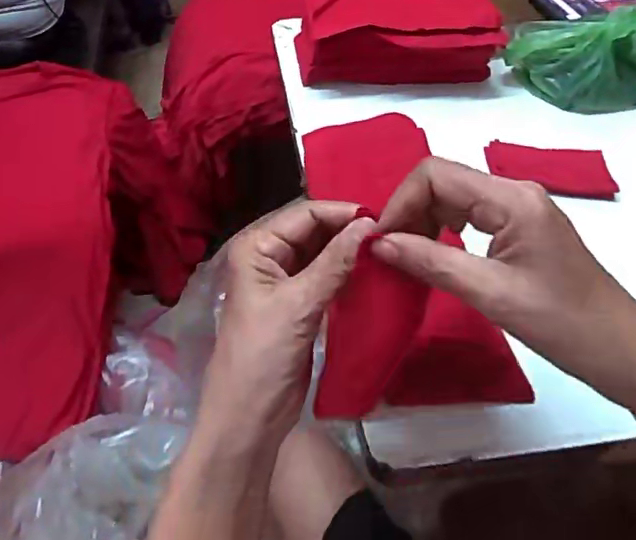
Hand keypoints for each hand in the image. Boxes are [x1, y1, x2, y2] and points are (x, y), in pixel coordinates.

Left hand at [200, 201, 377, 445]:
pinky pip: (326, 275)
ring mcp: (283, 279)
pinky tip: (371, 270)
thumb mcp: (299, 306)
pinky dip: (346, 271)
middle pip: (314, 229)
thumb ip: (334, 263)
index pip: (304, 214)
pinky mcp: (299, 302)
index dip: (340, 213)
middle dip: (346, 229)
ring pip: (322, 251)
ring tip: (384, 248)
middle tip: (387, 233)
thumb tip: (368, 225)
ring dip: (349, 249)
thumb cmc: (263, 357)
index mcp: (257, 246)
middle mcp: (268, 255)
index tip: (379, 218)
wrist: (248, 421)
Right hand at [374, 158, 635, 409]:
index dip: (401, 201)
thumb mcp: (493, 295)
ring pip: (456, 196)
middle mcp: (515, 191)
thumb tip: (379, 243)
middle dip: (411, 211)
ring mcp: (522, 208)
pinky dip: (446, 231)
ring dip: (426, 221)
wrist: (628, 354)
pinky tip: (437, 257)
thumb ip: (432, 262)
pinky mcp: (524, 227)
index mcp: (512, 197)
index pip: (436, 174)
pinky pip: (473, 214)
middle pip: (445, 180)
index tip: (382, 240)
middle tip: (390, 254)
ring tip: (407, 258)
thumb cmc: (565, 325)